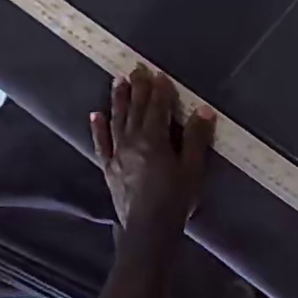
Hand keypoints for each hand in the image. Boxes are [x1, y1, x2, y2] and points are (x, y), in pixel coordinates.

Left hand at [89, 66, 215, 237]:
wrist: (148, 229)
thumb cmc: (175, 199)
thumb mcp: (192, 168)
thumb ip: (195, 138)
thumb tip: (202, 110)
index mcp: (154, 139)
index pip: (157, 107)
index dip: (159, 89)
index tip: (159, 73)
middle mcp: (132, 141)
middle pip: (136, 109)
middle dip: (138, 87)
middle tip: (136, 68)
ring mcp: (117, 154)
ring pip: (117, 120)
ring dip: (118, 99)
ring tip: (117, 81)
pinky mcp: (109, 168)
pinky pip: (101, 143)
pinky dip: (98, 128)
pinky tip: (95, 115)